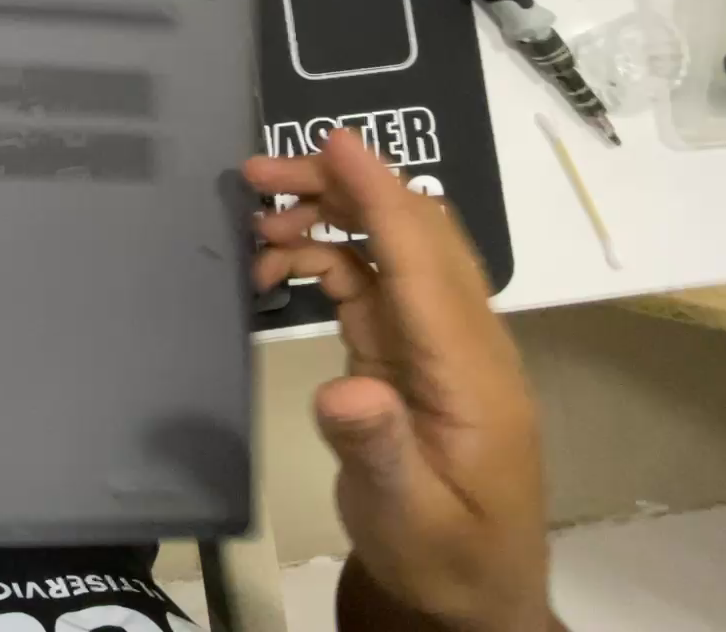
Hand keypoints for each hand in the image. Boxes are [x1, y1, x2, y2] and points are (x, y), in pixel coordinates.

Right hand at [243, 131, 557, 631]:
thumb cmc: (440, 549)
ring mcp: (432, 338)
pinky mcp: (403, 345)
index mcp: (470, 370)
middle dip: (339, 188)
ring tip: (255, 221)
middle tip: (257, 175)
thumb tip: (348, 390)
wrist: (464, 583)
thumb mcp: (408, 512)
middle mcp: (458, 338)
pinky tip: (275, 267)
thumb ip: (379, 448)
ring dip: (324, 216)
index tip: (333, 142)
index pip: (426, 261)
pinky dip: (316, 257)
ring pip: (386, 245)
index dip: (379, 196)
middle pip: (412, 231)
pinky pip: (364, 277)